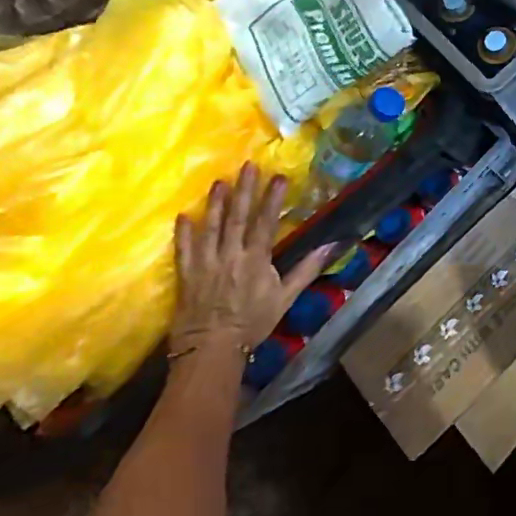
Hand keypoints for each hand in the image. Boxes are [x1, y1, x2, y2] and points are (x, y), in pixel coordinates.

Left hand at [171, 164, 333, 361]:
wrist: (212, 350)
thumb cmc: (253, 323)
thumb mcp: (285, 298)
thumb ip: (306, 270)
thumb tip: (332, 246)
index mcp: (256, 259)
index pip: (266, 222)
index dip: (272, 198)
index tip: (279, 176)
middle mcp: (230, 255)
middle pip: (238, 217)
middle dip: (244, 190)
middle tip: (248, 165)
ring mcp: (206, 263)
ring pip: (211, 227)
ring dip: (215, 203)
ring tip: (219, 182)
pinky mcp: (186, 274)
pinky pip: (183, 249)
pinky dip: (183, 232)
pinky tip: (183, 215)